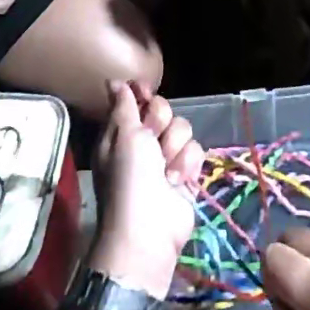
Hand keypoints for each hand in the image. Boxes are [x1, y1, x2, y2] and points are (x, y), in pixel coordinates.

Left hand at [89, 81, 203, 295]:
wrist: (149, 228)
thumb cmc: (129, 178)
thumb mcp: (123, 135)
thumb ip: (124, 105)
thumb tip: (113, 81)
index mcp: (121, 132)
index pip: (136, 99)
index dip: (143, 94)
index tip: (145, 93)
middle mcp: (143, 142)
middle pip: (164, 109)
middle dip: (161, 122)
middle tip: (152, 139)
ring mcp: (166, 157)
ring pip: (183, 128)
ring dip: (175, 147)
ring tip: (166, 170)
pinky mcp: (186, 172)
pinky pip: (196, 150)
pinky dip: (187, 164)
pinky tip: (178, 180)